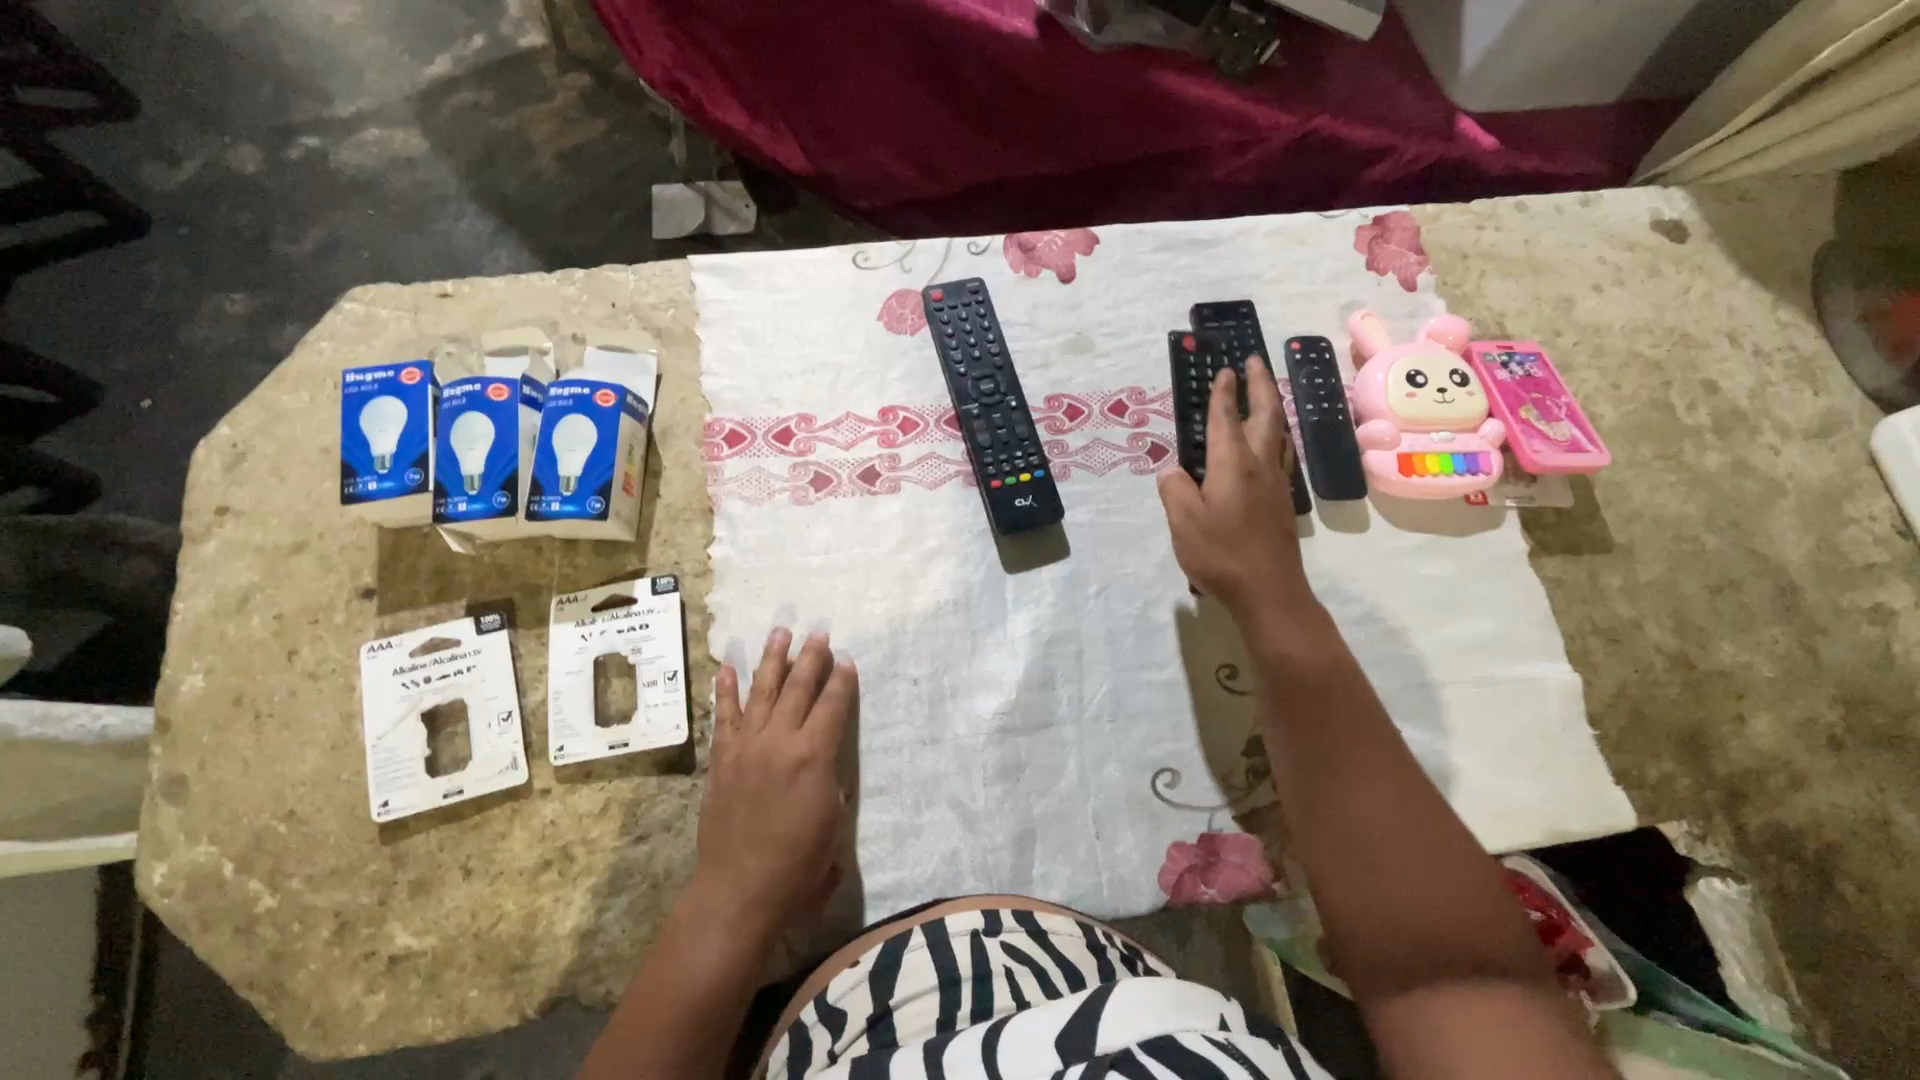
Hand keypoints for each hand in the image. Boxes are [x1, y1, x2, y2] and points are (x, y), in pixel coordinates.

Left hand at [696, 628, 856, 933]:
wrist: (739, 890)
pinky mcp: (722, 760)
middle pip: (799, 688)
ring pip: (762, 691)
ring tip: (780, 632)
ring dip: (773, 660)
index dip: (842, 681)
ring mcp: (746, 747)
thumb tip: (826, 766)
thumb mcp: (834, 824)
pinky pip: (724, 716)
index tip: (847, 659)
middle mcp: (780, 741)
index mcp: (814, 757)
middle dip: (812, 658)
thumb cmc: (798, 866)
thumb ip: (833, 784)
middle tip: (820, 634)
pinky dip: (725, 690)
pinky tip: (727, 668)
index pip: (832, 706)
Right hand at [1157, 356, 1320, 633]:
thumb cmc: (1222, 554)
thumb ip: (1174, 489)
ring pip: (1278, 433)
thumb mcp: (1183, 522)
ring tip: (1266, 393)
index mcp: (1232, 465)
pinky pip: (1281, 454)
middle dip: (1259, 385)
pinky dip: (1276, 435)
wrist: (1269, 590)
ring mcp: (1275, 484)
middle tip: (1255, 361)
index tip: (1226, 369)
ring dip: (1272, 407)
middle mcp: (1259, 466)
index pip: (1225, 420)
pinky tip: (1272, 444)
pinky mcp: (1281, 502)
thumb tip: (1172, 471)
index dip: (1223, 394)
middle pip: (1265, 415)